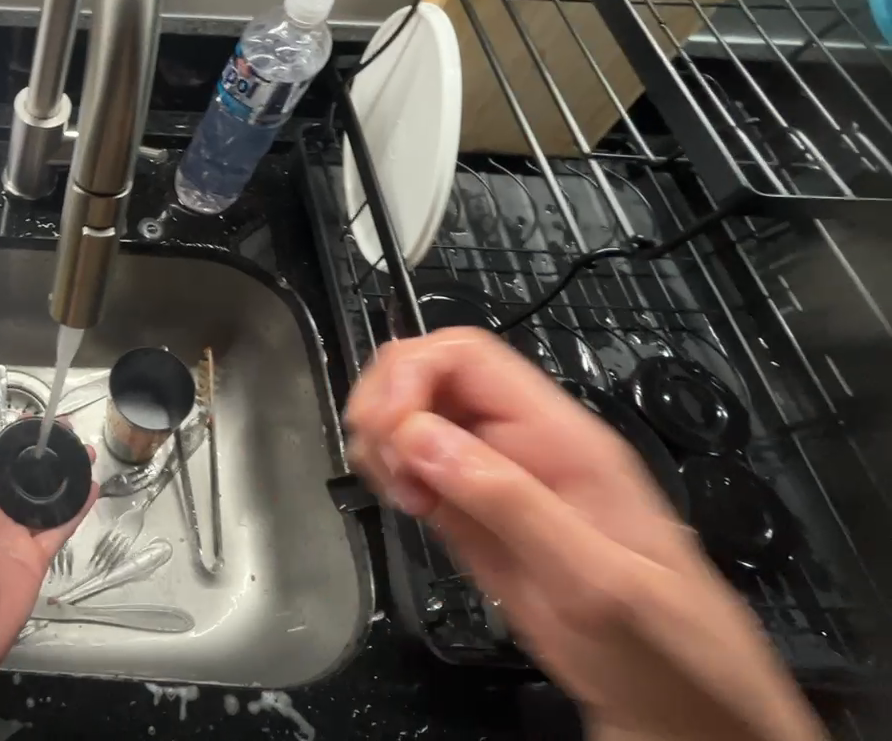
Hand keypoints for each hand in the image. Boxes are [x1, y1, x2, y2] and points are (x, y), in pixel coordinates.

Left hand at [0, 432, 93, 740]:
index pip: (0, 461)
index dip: (17, 441)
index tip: (36, 422)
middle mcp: (0, 511)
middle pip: (28, 476)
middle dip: (47, 454)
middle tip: (69, 433)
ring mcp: (21, 532)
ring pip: (49, 498)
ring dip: (67, 476)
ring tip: (86, 454)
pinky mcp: (39, 554)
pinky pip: (61, 526)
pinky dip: (78, 509)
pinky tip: (91, 490)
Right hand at [344, 328, 823, 740]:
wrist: (681, 716)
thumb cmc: (667, 651)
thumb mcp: (598, 582)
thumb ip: (508, 501)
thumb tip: (415, 435)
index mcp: (560, 436)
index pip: (465, 356)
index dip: (411, 374)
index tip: (390, 432)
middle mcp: (516, 439)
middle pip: (422, 371)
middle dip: (385, 408)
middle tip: (389, 469)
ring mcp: (485, 469)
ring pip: (404, 411)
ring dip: (381, 441)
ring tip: (401, 495)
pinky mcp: (461, 502)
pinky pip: (405, 458)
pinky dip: (384, 470)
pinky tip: (404, 507)